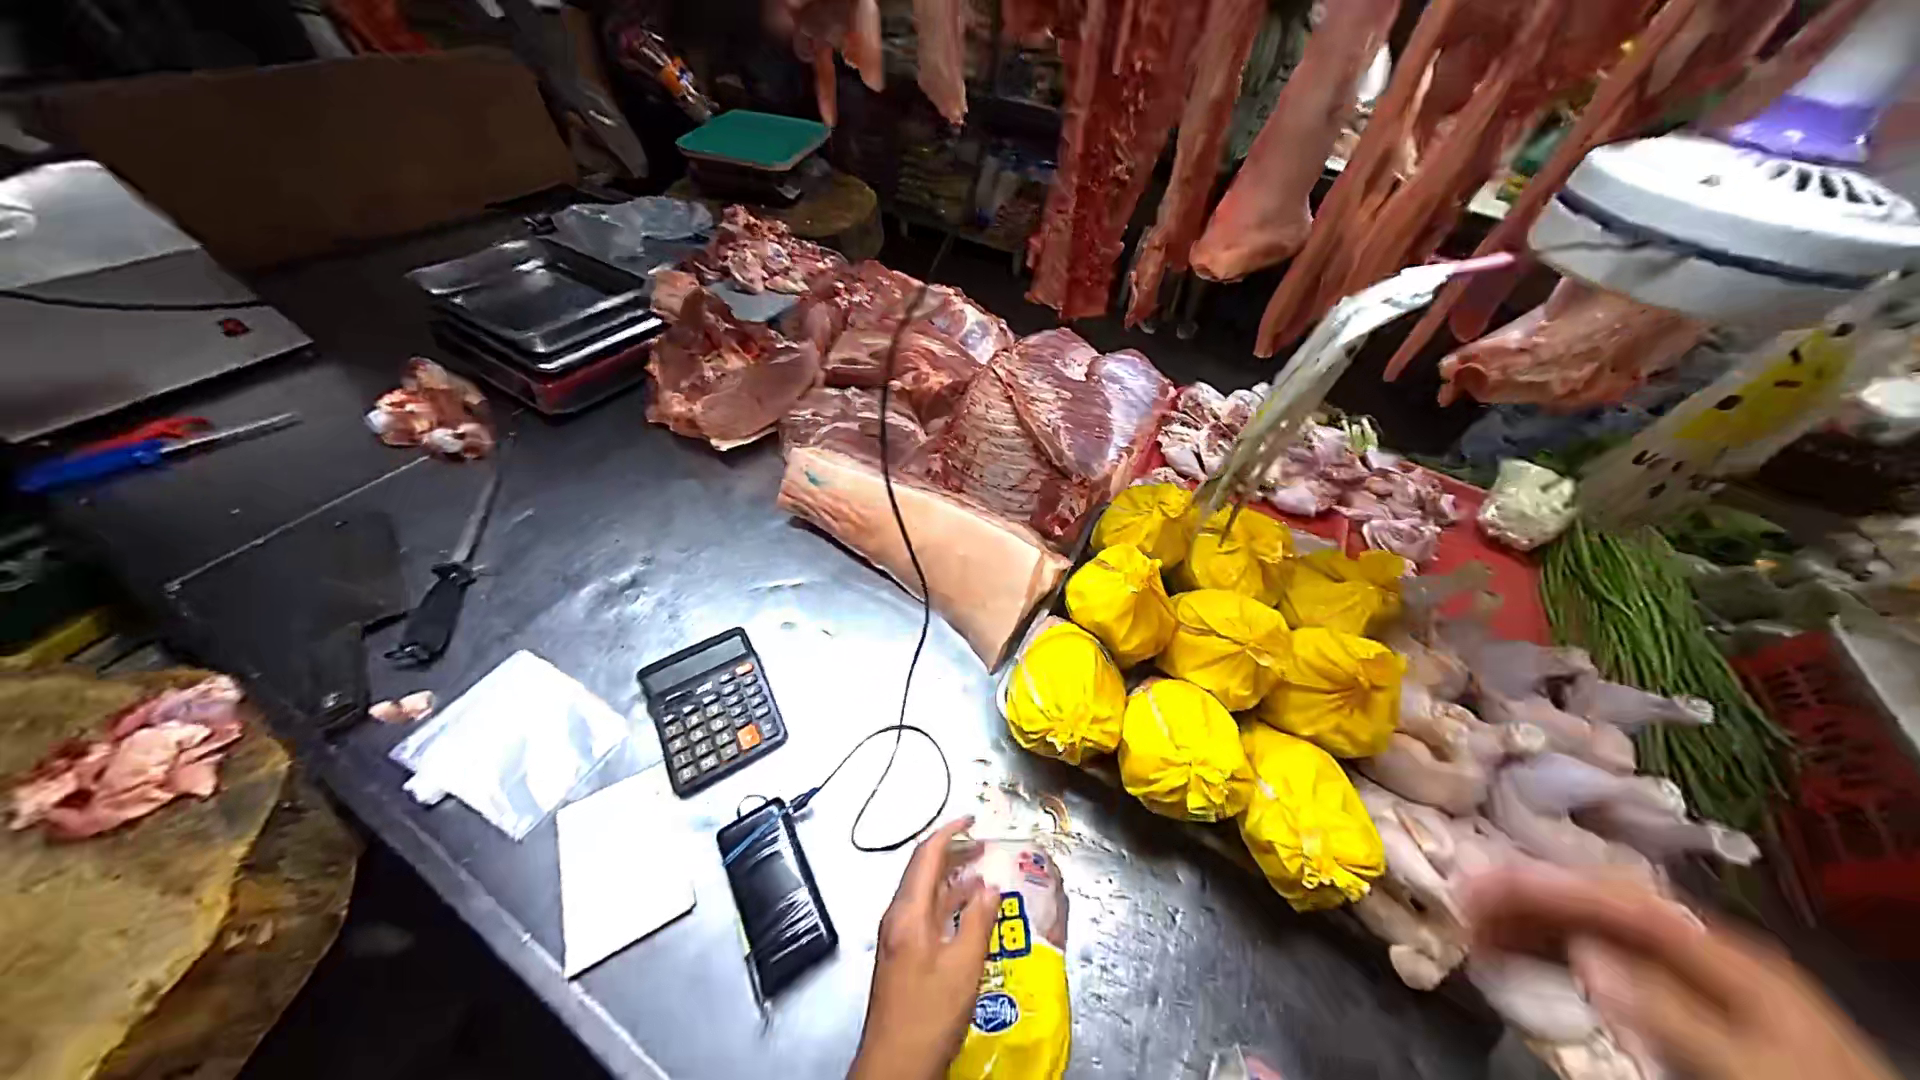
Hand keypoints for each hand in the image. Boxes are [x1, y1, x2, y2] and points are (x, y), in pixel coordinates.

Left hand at [848, 816, 998, 1079]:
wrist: (895, 1067)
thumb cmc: (928, 1016)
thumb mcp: (963, 967)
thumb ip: (978, 921)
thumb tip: (990, 886)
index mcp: (908, 913)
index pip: (926, 855)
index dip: (948, 831)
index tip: (970, 818)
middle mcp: (898, 917)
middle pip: (923, 870)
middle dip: (953, 852)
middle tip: (982, 844)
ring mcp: (897, 936)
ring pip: (925, 892)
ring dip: (952, 878)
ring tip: (981, 872)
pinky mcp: (902, 954)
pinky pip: (925, 913)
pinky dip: (947, 902)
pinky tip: (967, 911)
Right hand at [1462, 865, 1895, 1079]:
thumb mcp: (1747, 1060)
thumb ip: (1667, 1007)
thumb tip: (1581, 953)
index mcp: (1715, 946)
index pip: (1614, 897)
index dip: (1546, 882)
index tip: (1488, 880)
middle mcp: (1687, 941)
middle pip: (1589, 904)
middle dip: (1522, 897)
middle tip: (1462, 898)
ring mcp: (1672, 965)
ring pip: (1581, 925)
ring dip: (1522, 919)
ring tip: (1470, 922)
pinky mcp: (1658, 989)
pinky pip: (1586, 952)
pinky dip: (1541, 945)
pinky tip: (1508, 949)